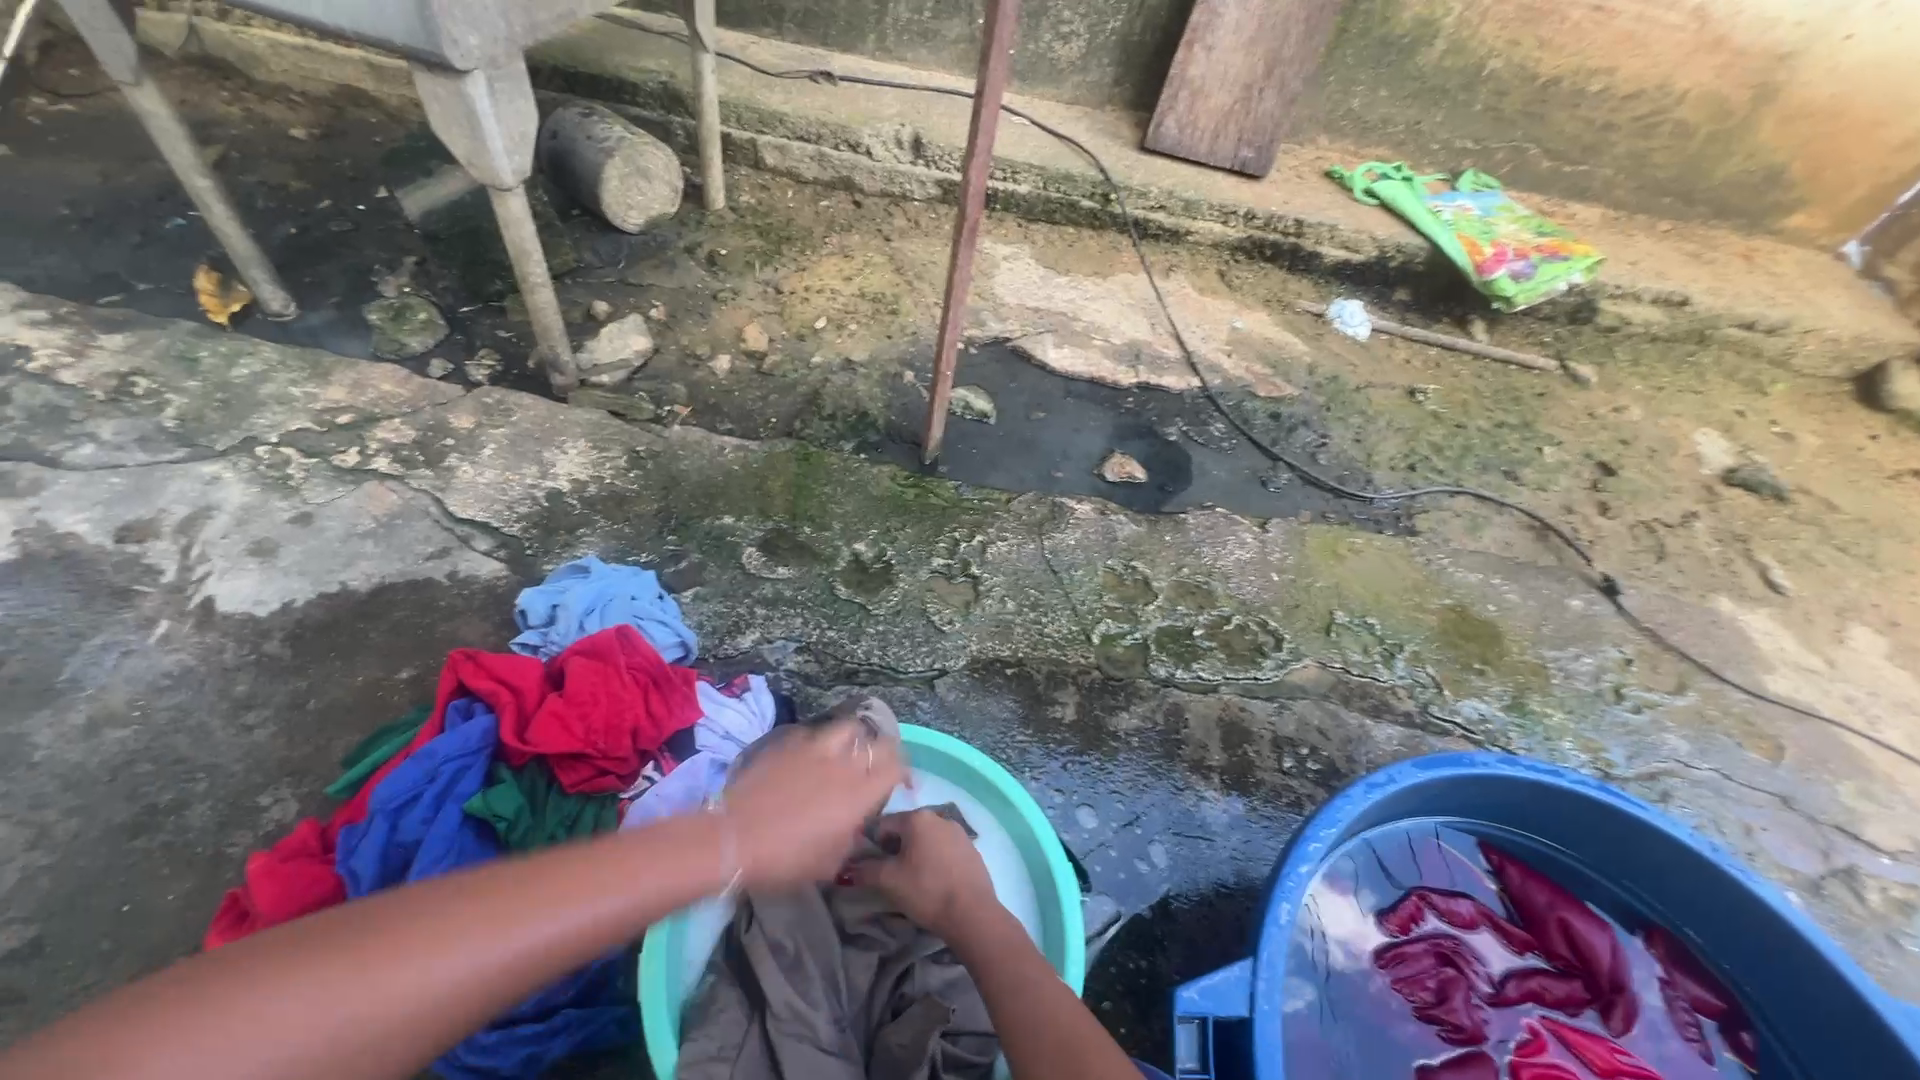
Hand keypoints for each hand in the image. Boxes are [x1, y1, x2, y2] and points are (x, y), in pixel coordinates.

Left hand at [720, 717, 905, 890]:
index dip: (904, 773)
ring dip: (855, 739)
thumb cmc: (784, 860)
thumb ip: (850, 840)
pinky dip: (821, 742)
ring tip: (849, 751)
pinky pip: (813, 734)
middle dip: (886, 752)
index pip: (896, 768)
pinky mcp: (787, 743)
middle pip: (878, 742)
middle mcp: (843, 764)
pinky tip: (813, 755)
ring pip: (848, 728)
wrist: (733, 838)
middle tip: (880, 765)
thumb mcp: (828, 864)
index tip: (902, 784)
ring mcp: (814, 748)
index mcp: (859, 794)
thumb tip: (854, 827)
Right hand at [848, 808, 999, 941]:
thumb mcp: (888, 880)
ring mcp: (959, 832)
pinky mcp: (971, 849)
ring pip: (927, 839)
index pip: (884, 824)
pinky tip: (933, 880)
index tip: (866, 864)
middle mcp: (939, 817)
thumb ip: (865, 869)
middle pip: (907, 829)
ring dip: (915, 853)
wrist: (972, 913)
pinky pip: (944, 849)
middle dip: (894, 848)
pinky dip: (934, 859)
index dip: (870, 843)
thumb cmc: (926, 890)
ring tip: (911, 878)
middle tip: (888, 873)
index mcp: (918, 818)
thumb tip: (849, 867)